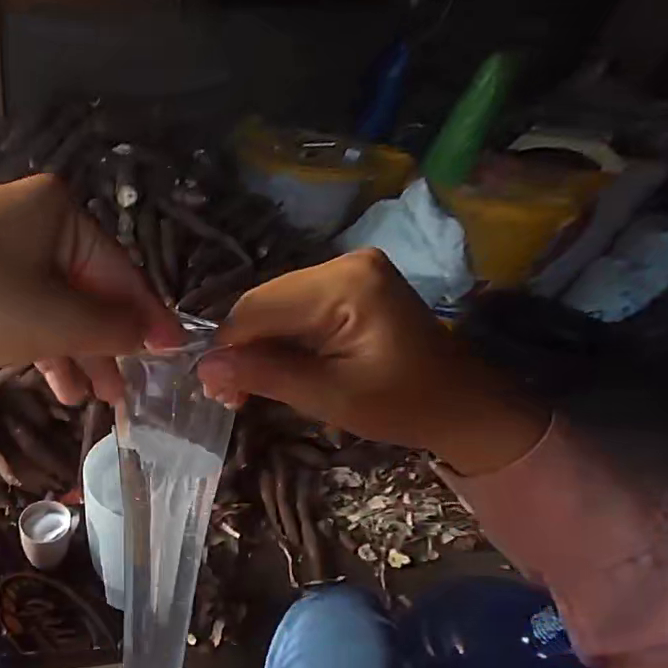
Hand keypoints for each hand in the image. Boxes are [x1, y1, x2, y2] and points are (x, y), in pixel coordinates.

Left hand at [0, 175, 183, 404]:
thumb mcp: (55, 321)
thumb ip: (114, 329)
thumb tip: (159, 335)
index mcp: (62, 212)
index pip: (123, 272)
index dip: (149, 319)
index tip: (175, 355)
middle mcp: (36, 218)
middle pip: (91, 289)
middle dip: (109, 345)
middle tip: (125, 394)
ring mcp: (2, 244)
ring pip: (58, 304)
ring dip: (77, 352)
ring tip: (93, 398)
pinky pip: (26, 306)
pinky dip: (43, 343)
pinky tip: (57, 382)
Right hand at [195, 250, 548, 474]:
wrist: (463, 404)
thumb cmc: (402, 406)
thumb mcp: (328, 397)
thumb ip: (263, 377)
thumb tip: (203, 369)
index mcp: (344, 284)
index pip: (257, 308)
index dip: (227, 348)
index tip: (219, 393)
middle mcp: (344, 262)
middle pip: (263, 302)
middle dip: (243, 348)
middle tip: (234, 396)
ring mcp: (349, 269)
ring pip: (274, 305)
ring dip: (258, 345)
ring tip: (255, 386)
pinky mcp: (351, 283)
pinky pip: (295, 307)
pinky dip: (280, 339)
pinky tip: (280, 366)